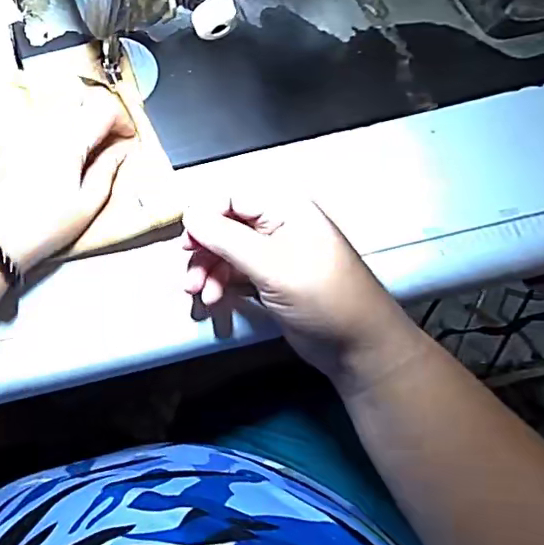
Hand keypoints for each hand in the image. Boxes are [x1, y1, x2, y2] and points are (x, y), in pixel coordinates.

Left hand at [0, 87, 135, 272]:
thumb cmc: (43, 227)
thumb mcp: (87, 204)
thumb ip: (108, 170)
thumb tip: (120, 150)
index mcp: (70, 138)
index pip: (104, 107)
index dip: (123, 120)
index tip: (128, 139)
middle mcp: (46, 125)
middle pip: (81, 96)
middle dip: (101, 111)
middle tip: (111, 139)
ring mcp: (25, 129)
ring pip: (60, 104)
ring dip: (79, 116)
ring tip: (87, 146)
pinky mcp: (12, 140)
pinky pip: (42, 118)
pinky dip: (59, 125)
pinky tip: (61, 153)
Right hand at [183, 193, 424, 394]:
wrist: (357, 345)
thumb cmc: (321, 296)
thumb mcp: (269, 264)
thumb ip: (225, 237)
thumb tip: (190, 214)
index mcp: (286, 209)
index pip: (233, 198)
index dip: (206, 216)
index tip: (186, 241)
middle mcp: (278, 225)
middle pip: (225, 225)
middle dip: (204, 250)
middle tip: (189, 274)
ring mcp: (274, 254)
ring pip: (226, 251)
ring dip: (207, 270)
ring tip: (198, 293)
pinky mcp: (270, 279)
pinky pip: (234, 272)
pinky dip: (220, 284)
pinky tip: (214, 300)